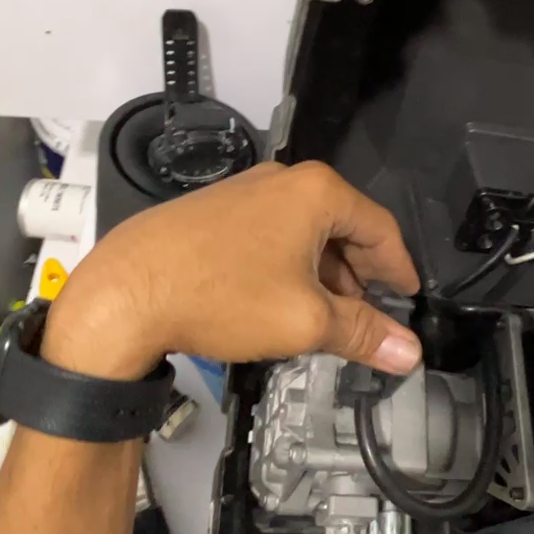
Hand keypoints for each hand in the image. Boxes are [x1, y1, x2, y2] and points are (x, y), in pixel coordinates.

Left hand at [41, 161, 422, 380]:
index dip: (399, 268)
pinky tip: (280, 299)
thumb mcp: (304, 320)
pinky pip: (272, 233)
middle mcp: (284, 180)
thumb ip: (363, 333)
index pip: (380, 228)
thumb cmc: (222, 296)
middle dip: (359, 274)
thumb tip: (409, 353)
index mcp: (316, 192)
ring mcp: (246, 190)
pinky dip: (289, 264)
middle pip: (344, 227)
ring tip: (324, 315)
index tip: (408, 296)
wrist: (124, 292)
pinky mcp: (216, 209)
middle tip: (367, 314)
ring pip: (306, 232)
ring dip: (323, 273)